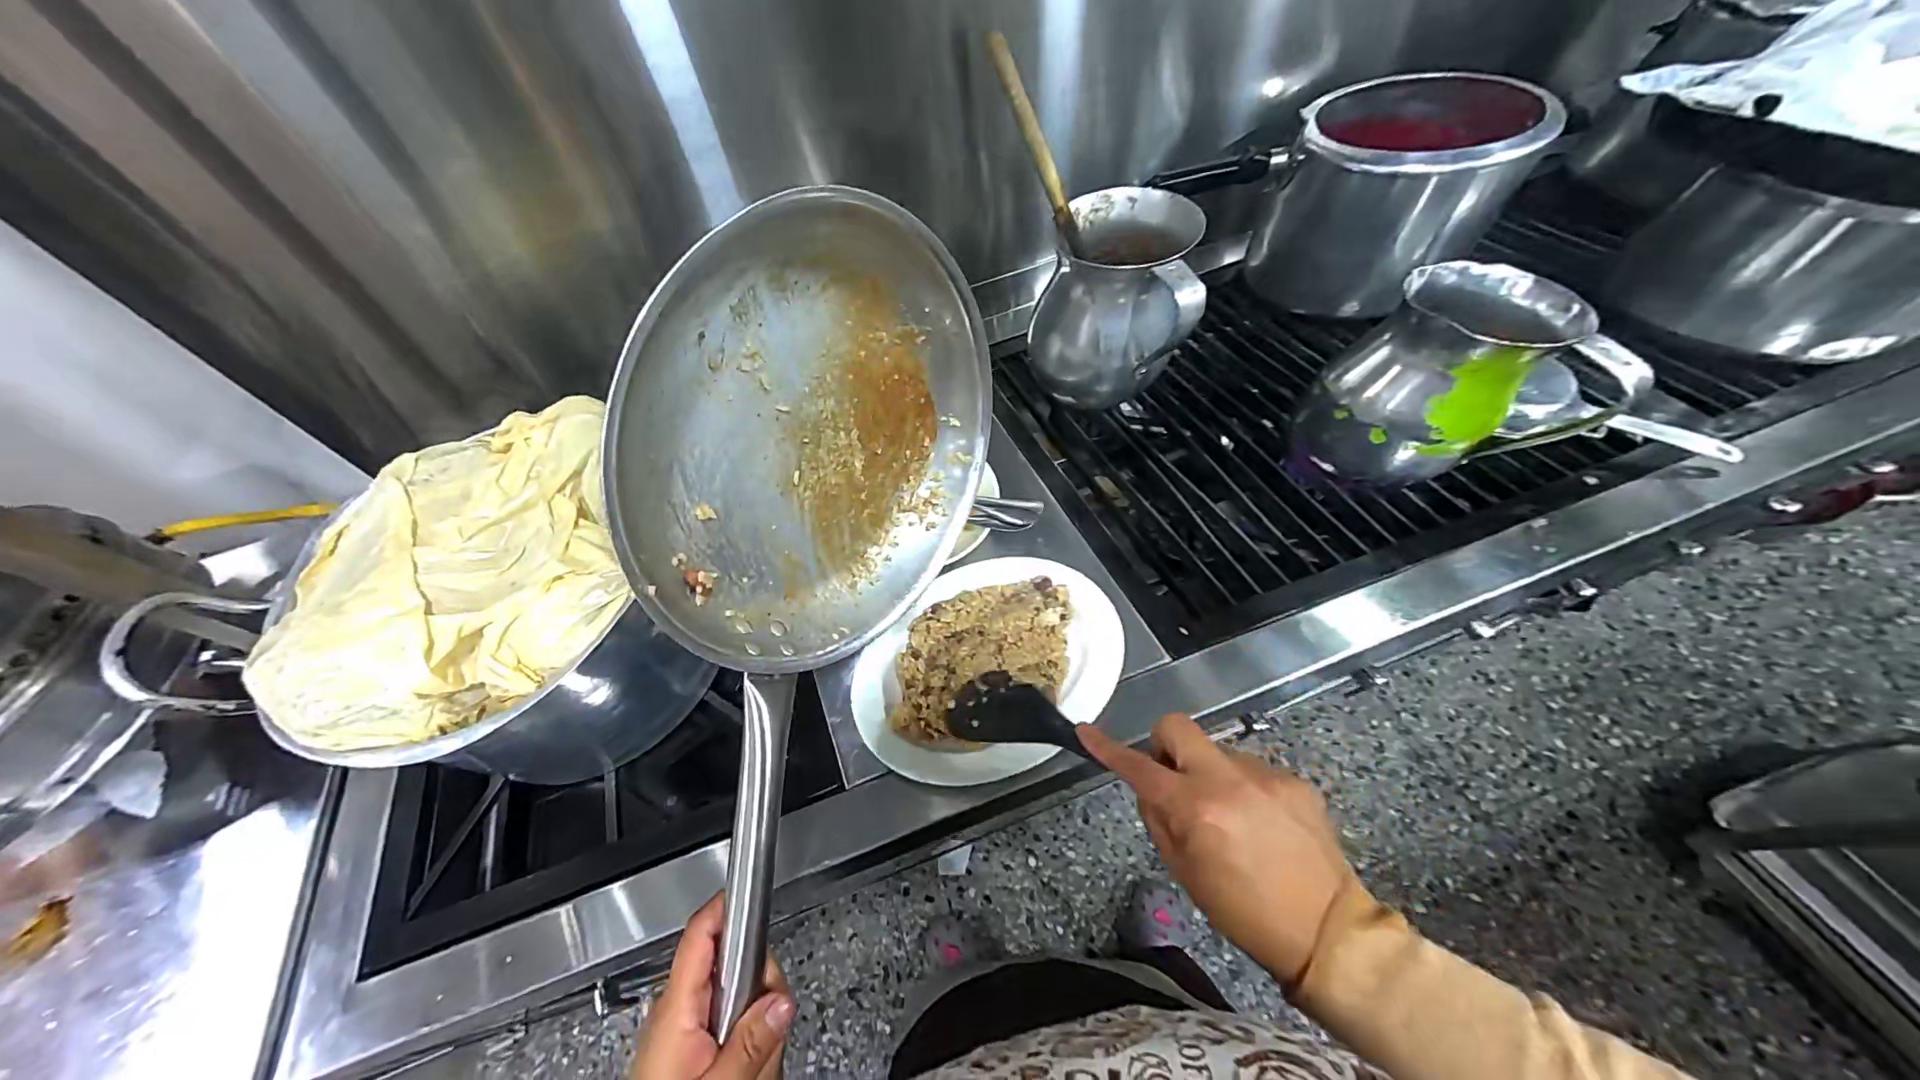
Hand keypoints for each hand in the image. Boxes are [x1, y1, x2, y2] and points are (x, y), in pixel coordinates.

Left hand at [631, 892, 794, 1079]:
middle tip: (771, 1022)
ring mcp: (685, 1027)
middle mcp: (677, 1009)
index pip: (702, 932)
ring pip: (741, 994)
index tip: (757, 889)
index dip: (729, 904)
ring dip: (760, 1020)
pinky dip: (750, 1038)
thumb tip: (781, 999)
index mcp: (676, 1008)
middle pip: (736, 962)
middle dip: (764, 985)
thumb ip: (751, 1043)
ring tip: (755, 1065)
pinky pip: (734, 1021)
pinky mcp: (693, 1046)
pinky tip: (747, 1070)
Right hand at [1079, 714, 1355, 986]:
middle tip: (1174, 781)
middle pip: (1176, 726)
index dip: (1107, 748)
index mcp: (1197, 809)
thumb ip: (1159, 819)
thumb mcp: (1185, 872)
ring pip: (1216, 751)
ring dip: (1210, 774)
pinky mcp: (1294, 780)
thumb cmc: (1245, 912)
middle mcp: (1229, 780)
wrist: (1328, 931)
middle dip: (1163, 745)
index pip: (1139, 767)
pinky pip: (1251, 770)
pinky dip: (1243, 788)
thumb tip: (1150, 787)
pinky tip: (1261, 823)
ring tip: (1230, 818)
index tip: (1086, 731)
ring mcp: (1265, 776)